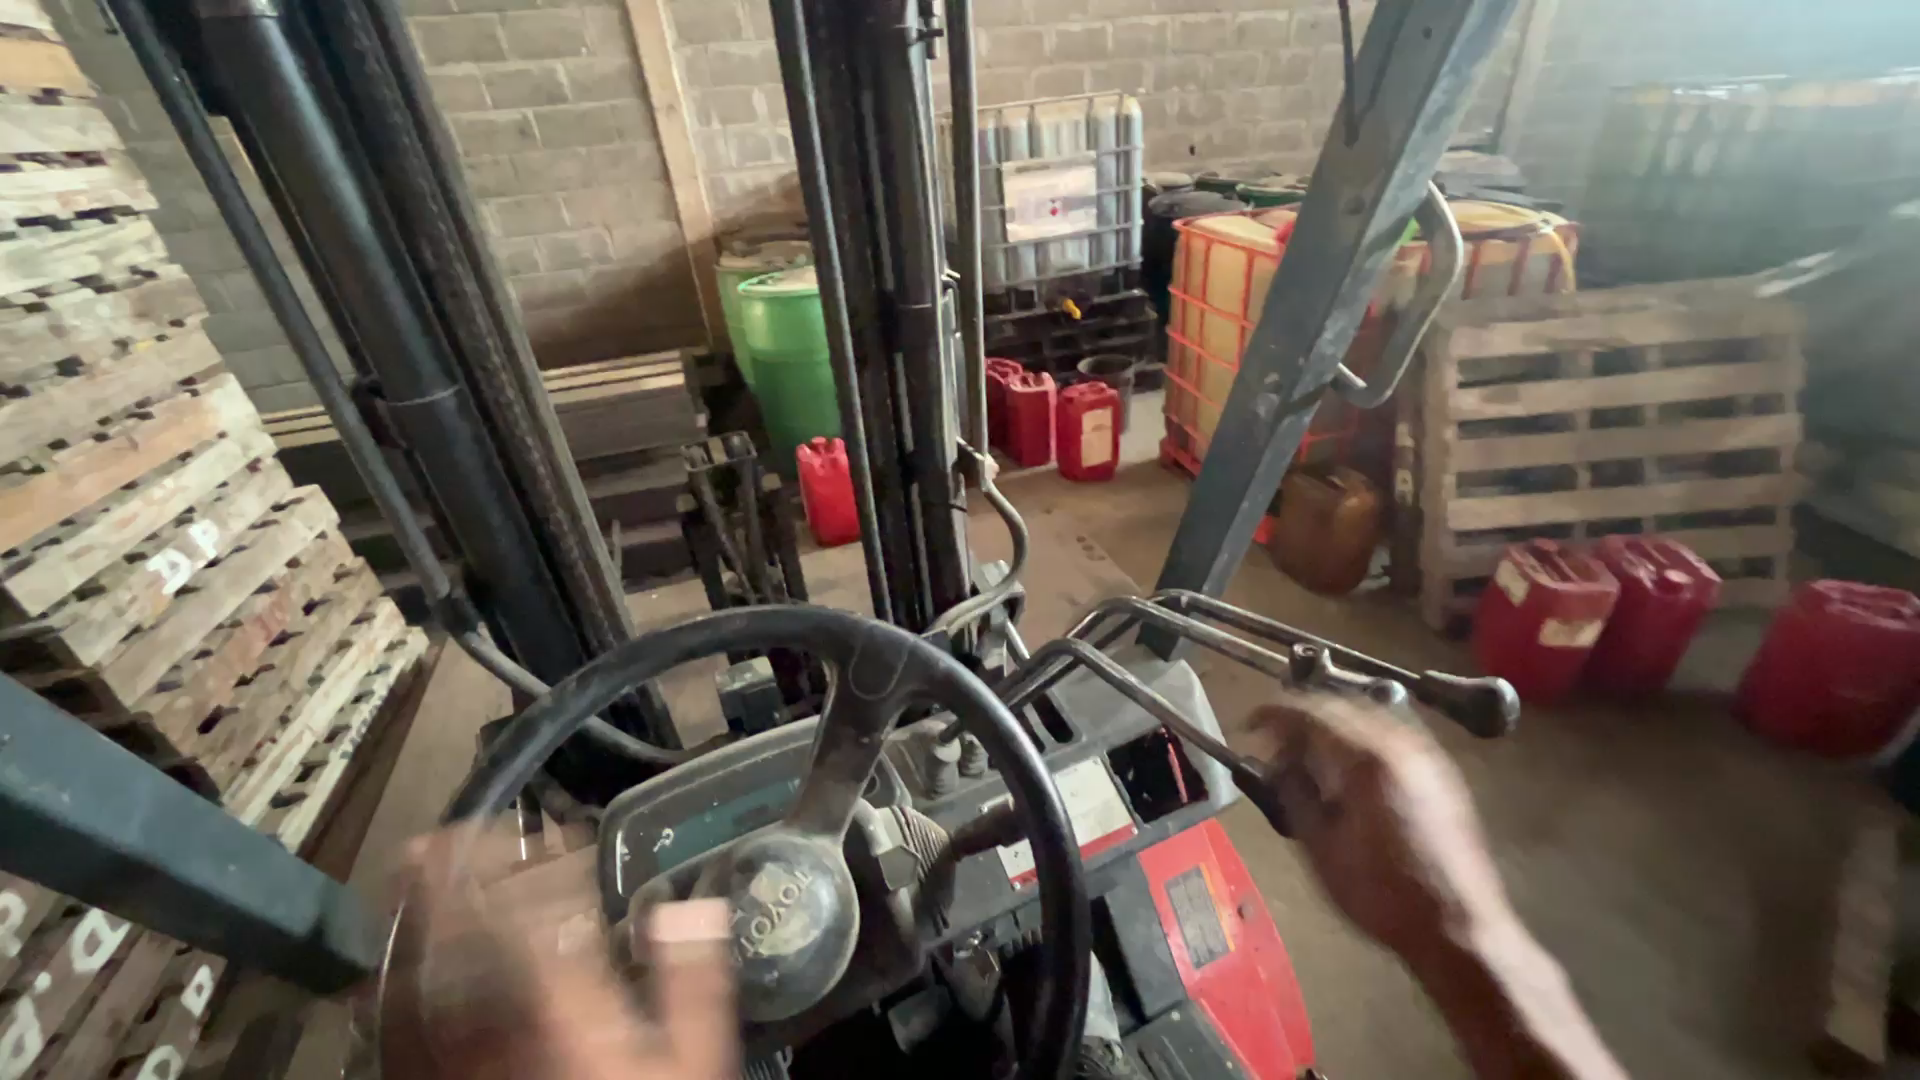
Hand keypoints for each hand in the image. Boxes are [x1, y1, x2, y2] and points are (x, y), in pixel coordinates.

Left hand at [377, 830, 736, 1079]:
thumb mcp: (691, 1061)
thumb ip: (691, 982)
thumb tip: (690, 908)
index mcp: (561, 1020)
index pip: (526, 931)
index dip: (522, 878)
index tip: (541, 837)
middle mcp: (494, 1042)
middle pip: (448, 958)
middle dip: (437, 894)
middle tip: (433, 843)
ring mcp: (459, 1075)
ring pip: (410, 996)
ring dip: (406, 935)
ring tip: (407, 888)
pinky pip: (397, 1043)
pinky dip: (390, 995)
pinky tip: (391, 974)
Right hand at [1246, 695, 1516, 964]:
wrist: (1459, 930)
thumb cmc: (1380, 894)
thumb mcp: (1319, 846)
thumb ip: (1293, 792)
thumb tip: (1275, 761)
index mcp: (1366, 760)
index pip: (1310, 712)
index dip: (1274, 713)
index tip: (1251, 724)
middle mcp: (1400, 745)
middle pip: (1341, 703)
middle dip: (1303, 714)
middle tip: (1277, 738)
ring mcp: (1426, 757)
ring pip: (1369, 713)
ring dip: (1333, 722)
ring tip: (1308, 748)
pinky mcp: (1441, 773)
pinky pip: (1392, 733)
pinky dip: (1361, 735)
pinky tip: (1347, 764)